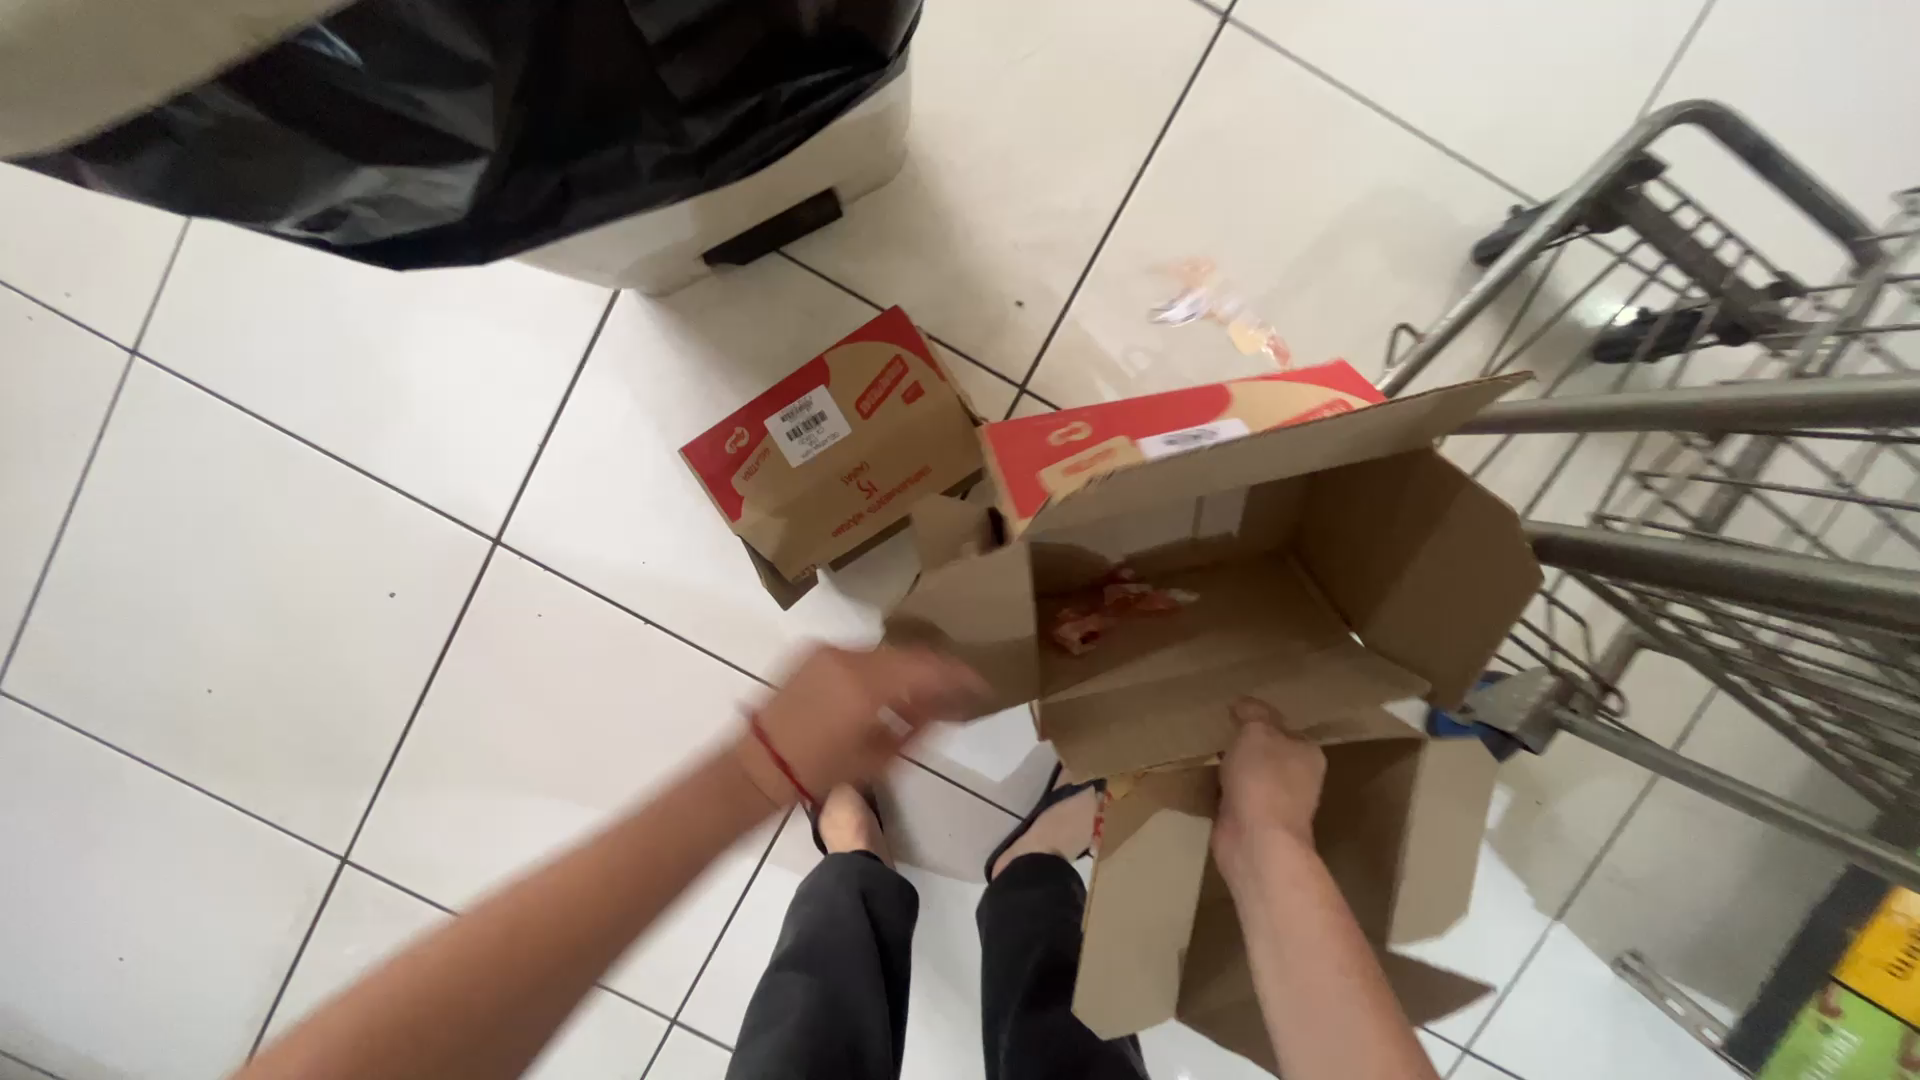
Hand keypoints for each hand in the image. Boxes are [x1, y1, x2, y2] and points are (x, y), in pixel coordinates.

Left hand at [736, 644, 986, 806]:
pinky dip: (880, 668)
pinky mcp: (813, 652)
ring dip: (907, 669)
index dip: (961, 674)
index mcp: (868, 684)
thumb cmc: (820, 773)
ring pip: (885, 653)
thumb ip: (919, 726)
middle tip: (955, 692)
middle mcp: (850, 656)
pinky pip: (860, 655)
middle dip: (936, 671)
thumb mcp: (879, 758)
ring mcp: (828, 650)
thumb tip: (948, 706)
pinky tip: (886, 690)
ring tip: (922, 694)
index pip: (930, 666)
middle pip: (910, 654)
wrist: (757, 766)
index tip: (981, 686)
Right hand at [1213, 697, 1326, 873]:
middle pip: (1267, 752)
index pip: (1284, 728)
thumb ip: (1252, 713)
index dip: (1259, 719)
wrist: (1256, 840)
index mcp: (1307, 754)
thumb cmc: (1262, 779)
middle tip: (1216, 730)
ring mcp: (1277, 803)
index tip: (1233, 713)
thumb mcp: (1256, 732)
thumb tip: (1243, 703)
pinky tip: (1203, 780)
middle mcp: (1298, 779)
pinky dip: (1220, 789)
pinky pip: (1235, 795)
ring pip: (1250, 775)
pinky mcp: (1254, 821)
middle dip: (1244, 745)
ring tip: (1205, 752)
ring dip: (1231, 767)